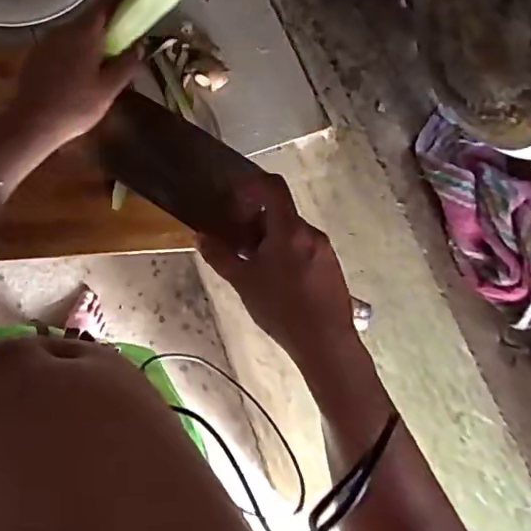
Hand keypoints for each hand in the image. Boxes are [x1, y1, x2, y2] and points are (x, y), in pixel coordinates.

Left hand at [3, 0, 144, 150]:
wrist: (31, 124)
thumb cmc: (75, 107)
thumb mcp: (109, 88)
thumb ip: (127, 63)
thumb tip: (139, 45)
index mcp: (83, 32)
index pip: (106, 1)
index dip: (122, 9)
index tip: (131, 31)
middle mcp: (62, 29)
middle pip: (90, 20)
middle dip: (107, 35)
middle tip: (117, 63)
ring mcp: (45, 42)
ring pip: (74, 35)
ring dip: (88, 47)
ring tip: (94, 77)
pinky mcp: (34, 55)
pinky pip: (59, 47)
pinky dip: (70, 56)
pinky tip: (71, 82)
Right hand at [196, 170, 356, 360]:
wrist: (327, 345)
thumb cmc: (281, 308)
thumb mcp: (241, 281)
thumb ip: (219, 255)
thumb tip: (201, 236)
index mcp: (288, 230)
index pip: (273, 187)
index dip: (251, 184)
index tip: (233, 198)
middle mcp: (310, 233)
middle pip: (279, 211)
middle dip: (253, 219)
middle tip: (234, 238)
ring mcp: (323, 250)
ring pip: (290, 230)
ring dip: (268, 236)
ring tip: (252, 262)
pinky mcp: (330, 266)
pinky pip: (302, 245)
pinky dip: (283, 250)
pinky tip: (273, 277)